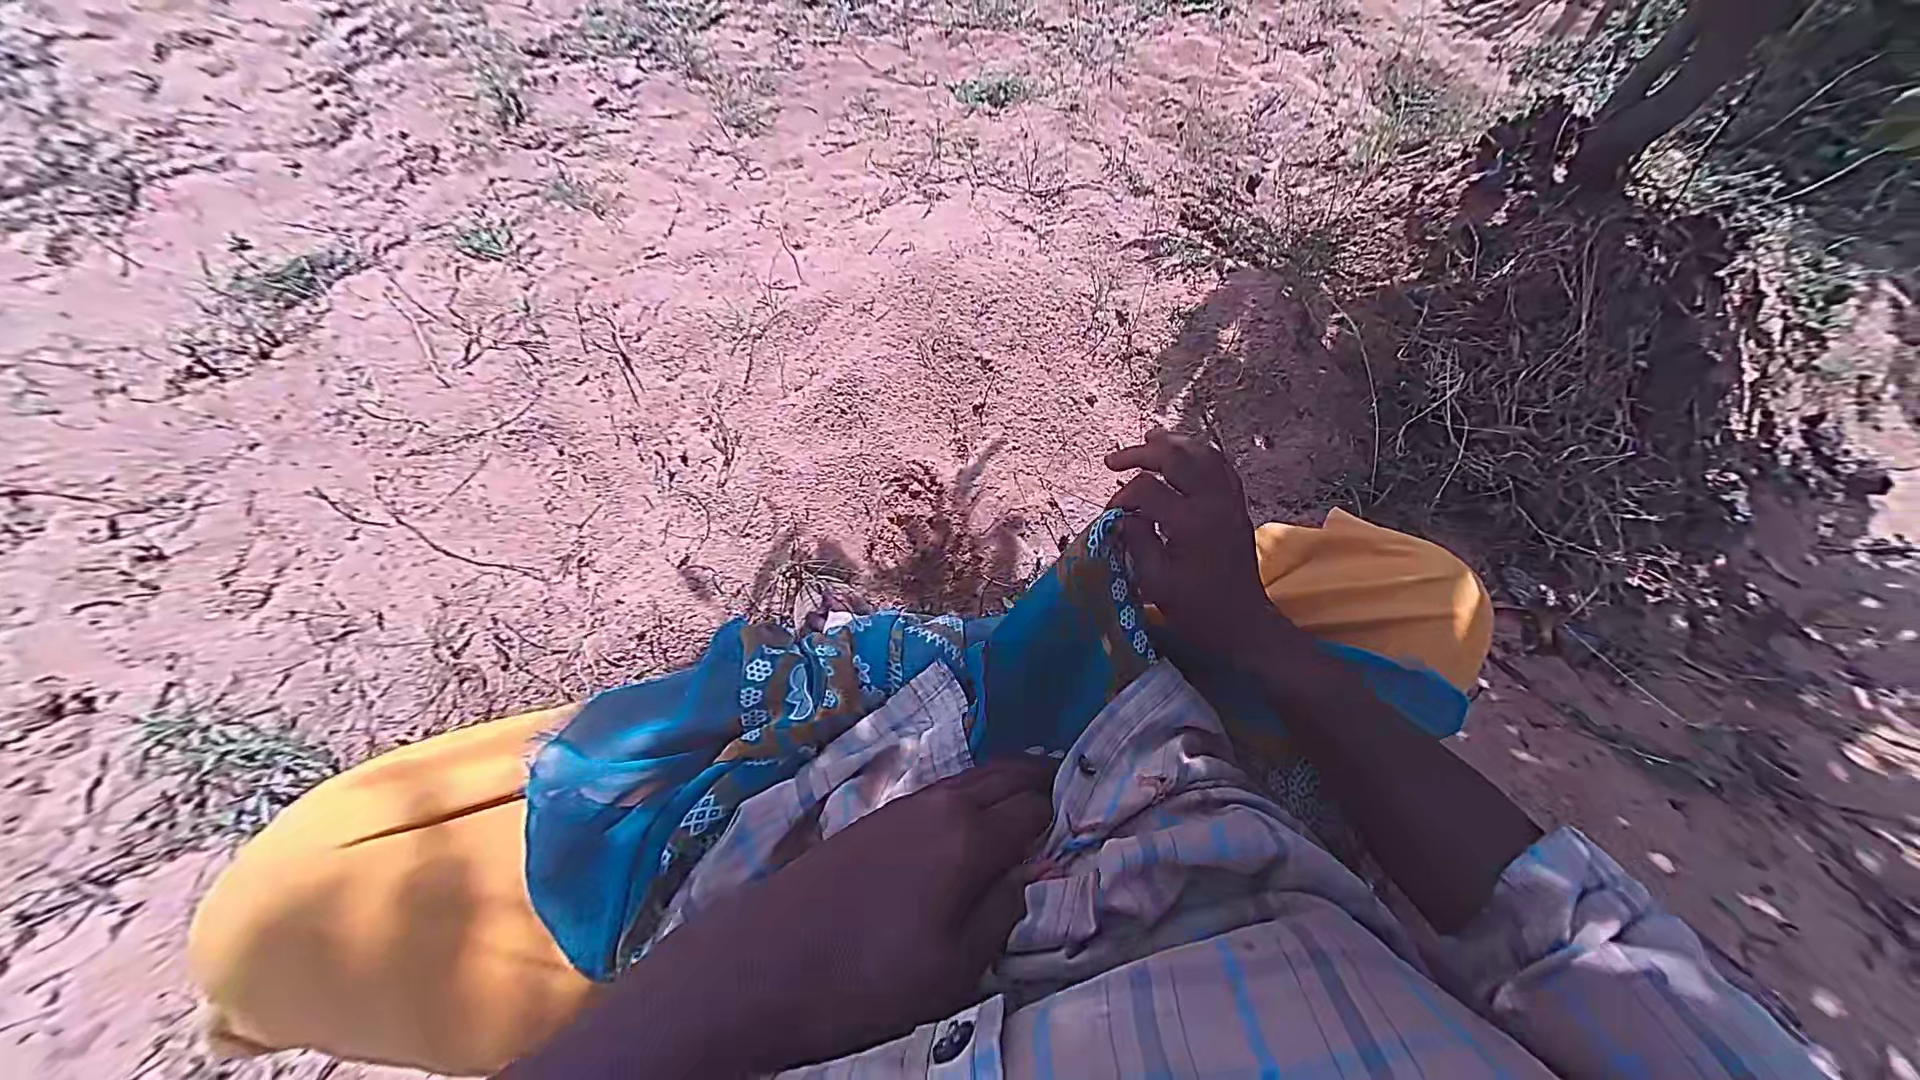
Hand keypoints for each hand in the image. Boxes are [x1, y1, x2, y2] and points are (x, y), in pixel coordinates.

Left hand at [508, 761, 1052, 1077]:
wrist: (770, 957)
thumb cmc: (870, 976)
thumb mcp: (954, 968)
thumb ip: (1001, 913)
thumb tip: (1026, 877)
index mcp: (971, 837)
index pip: (1036, 810)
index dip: (1064, 816)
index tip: (1085, 823)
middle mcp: (945, 801)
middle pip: (1009, 773)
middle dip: (1042, 779)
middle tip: (1066, 796)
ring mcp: (910, 800)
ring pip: (977, 775)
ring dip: (1008, 781)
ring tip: (1028, 801)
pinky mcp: (883, 811)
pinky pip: (948, 787)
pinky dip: (976, 791)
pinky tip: (975, 818)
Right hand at [1105, 428, 1289, 662]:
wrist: (1244, 625)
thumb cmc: (1197, 610)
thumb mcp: (1156, 581)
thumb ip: (1137, 540)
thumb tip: (1122, 517)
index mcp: (1191, 523)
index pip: (1147, 489)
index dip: (1122, 497)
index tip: (1111, 516)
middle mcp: (1214, 504)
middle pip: (1176, 458)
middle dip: (1141, 453)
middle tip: (1114, 460)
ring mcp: (1230, 503)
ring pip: (1203, 454)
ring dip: (1173, 445)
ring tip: (1148, 441)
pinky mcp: (1237, 508)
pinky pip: (1221, 467)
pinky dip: (1199, 455)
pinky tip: (1184, 456)